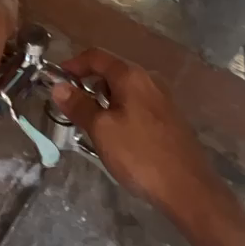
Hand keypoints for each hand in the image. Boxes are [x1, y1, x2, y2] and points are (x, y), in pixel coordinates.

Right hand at [51, 48, 217, 212]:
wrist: (188, 189)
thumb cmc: (140, 155)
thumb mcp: (102, 130)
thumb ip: (79, 105)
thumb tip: (59, 87)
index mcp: (132, 76)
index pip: (96, 56)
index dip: (73, 64)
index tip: (56, 80)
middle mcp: (149, 80)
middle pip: (111, 71)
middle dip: (88, 85)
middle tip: (71, 107)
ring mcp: (162, 99)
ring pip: (125, 90)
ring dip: (104, 101)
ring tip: (92, 125)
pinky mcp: (169, 118)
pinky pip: (137, 105)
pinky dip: (121, 111)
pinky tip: (118, 137)